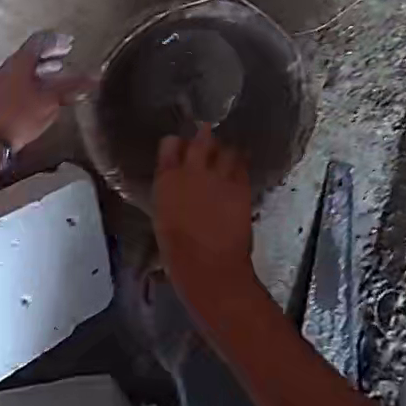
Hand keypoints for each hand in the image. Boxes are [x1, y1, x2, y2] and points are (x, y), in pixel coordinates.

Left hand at [0, 31, 92, 150]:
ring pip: (25, 68)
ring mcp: (1, 82)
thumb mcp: (52, 99)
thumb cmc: (21, 114)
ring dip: (42, 67)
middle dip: (50, 53)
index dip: (56, 40)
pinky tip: (44, 92)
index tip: (70, 42)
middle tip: (65, 53)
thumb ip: (74, 86)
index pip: (39, 41)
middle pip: (31, 53)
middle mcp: (8, 68)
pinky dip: (35, 80)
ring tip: (58, 71)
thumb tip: (95, 77)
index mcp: (20, 61)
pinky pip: (20, 80)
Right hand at [153, 126, 256, 290]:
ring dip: (225, 151)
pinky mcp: (241, 185)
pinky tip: (241, 166)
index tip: (181, 146)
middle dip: (205, 137)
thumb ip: (171, 194)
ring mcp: (219, 176)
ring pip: (225, 149)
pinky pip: (242, 165)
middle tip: (209, 141)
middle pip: (201, 139)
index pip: (169, 144)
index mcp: (167, 180)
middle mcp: (192, 171)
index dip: (177, 144)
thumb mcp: (163, 217)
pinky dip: (241, 164)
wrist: (210, 267)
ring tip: (227, 156)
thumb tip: (178, 187)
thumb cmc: (178, 253)